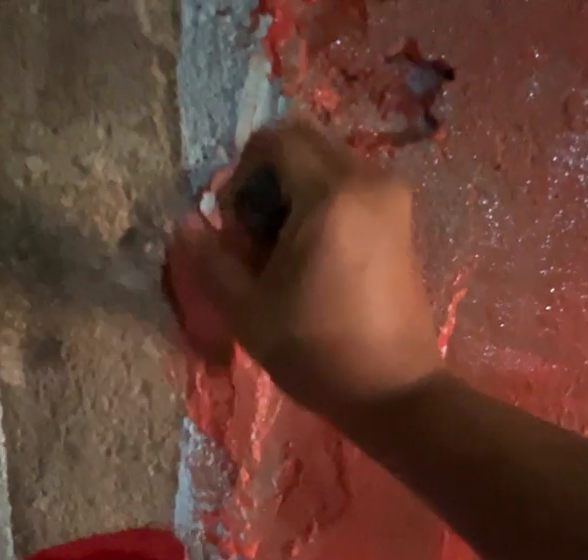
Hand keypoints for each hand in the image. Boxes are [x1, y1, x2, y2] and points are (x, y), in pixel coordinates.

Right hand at [168, 120, 445, 424]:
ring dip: (292, 197)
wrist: (392, 392)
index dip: (240, 176)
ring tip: (282, 256)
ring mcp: (392, 198)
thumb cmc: (317, 352)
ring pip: (325, 166)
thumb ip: (210, 260)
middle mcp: (370, 178)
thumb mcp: (248, 311)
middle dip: (266, 183)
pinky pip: (349, 189)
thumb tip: (185, 224)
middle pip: (302, 146)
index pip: (273, 140)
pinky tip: (312, 260)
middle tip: (255, 242)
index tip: (235, 229)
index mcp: (332, 192)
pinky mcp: (401, 221)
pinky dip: (321, 208)